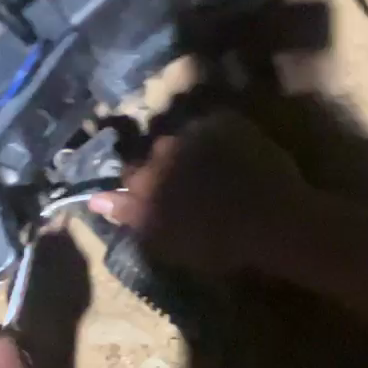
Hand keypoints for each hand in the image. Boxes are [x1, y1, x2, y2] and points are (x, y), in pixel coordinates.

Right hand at [90, 112, 309, 272]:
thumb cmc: (218, 244)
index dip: (141, 189)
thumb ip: (129, 215)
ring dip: (191, 151)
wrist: (272, 220)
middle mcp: (164, 152)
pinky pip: (213, 128)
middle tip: (188, 187)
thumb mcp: (166, 240)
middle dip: (165, 167)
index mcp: (147, 182)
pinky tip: (234, 160)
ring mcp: (195, 134)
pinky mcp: (226, 123)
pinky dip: (218, 140)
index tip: (154, 199)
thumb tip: (95, 200)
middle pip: (156, 155)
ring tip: (213, 172)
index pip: (130, 177)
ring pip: (183, 139)